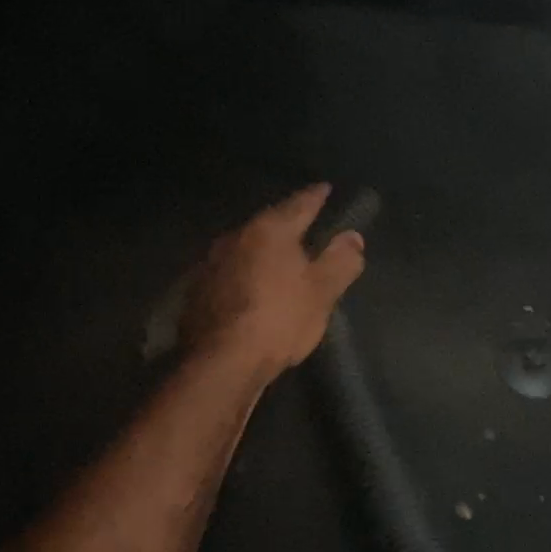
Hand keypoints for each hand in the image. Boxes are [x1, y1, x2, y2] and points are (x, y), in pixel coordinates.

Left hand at [184, 183, 365, 374]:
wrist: (221, 362)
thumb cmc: (279, 320)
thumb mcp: (321, 292)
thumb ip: (340, 261)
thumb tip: (353, 236)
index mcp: (269, 231)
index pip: (299, 204)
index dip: (316, 197)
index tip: (326, 189)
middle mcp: (235, 237)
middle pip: (267, 224)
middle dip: (286, 226)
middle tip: (305, 229)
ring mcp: (211, 264)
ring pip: (245, 249)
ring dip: (262, 253)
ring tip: (279, 262)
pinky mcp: (197, 291)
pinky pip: (230, 273)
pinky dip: (245, 276)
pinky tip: (252, 291)